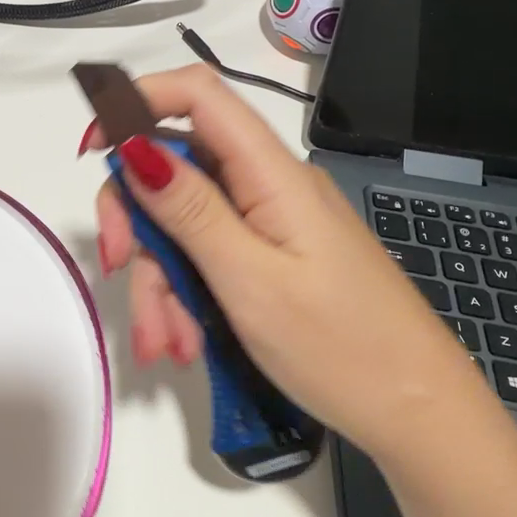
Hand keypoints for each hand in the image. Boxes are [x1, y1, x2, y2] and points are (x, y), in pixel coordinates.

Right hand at [81, 65, 494, 461]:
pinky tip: (184, 343)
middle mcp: (265, 186)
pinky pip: (205, 258)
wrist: (423, 422)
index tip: (93, 149)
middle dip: (135, 220)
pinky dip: (183, 296)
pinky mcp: (269, 259)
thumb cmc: (342, 349)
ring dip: (158, 279)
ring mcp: (267, 224)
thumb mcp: (249, 281)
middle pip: (175, 168)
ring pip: (181, 224)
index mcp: (270, 173)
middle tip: (117, 269)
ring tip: (165, 343)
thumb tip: (132, 145)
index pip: (198, 95)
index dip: (137, 102)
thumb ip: (188, 210)